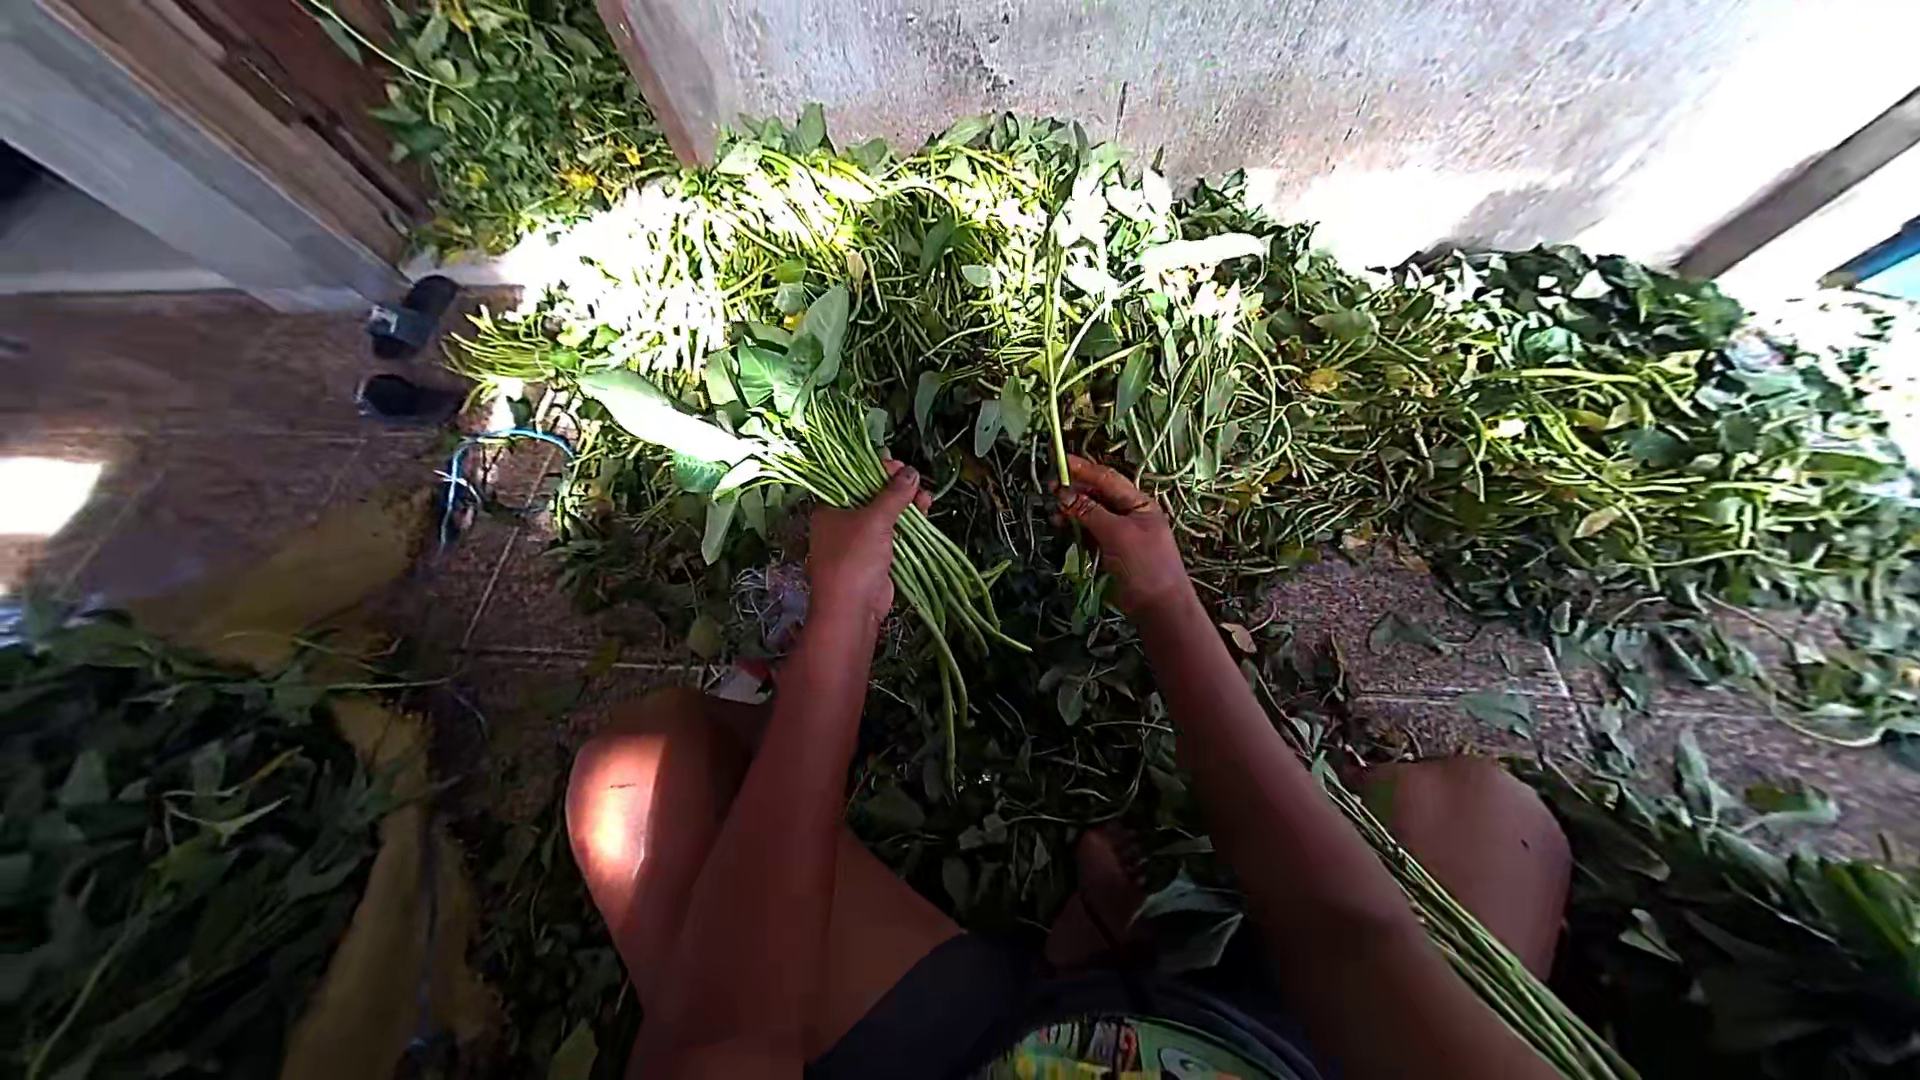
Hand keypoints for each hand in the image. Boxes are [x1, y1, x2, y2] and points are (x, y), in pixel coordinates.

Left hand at [806, 460, 930, 627]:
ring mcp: (860, 539)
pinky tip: (924, 513)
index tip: (897, 464)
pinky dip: (908, 523)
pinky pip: (893, 532)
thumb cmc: (854, 559)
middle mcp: (842, 521)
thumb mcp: (874, 520)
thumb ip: (894, 494)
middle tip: (915, 479)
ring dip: (906, 504)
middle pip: (871, 494)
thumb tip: (910, 472)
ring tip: (926, 497)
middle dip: (896, 486)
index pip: (852, 477)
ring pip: (885, 514)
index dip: (875, 468)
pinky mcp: (875, 555)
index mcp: (830, 507)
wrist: (852, 608)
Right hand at [1055, 454, 1192, 616]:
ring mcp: (1117, 532)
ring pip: (1088, 513)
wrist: (1158, 607)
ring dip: (1071, 511)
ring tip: (1055, 514)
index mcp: (1138, 503)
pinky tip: (1062, 528)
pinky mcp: (1107, 549)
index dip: (1083, 469)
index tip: (1060, 460)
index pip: (1107, 479)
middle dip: (1074, 490)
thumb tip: (1064, 494)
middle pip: (1096, 494)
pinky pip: (1087, 532)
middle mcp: (1127, 513)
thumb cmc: (1145, 565)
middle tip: (1050, 489)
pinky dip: (1074, 529)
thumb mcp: (1118, 534)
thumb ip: (1090, 512)